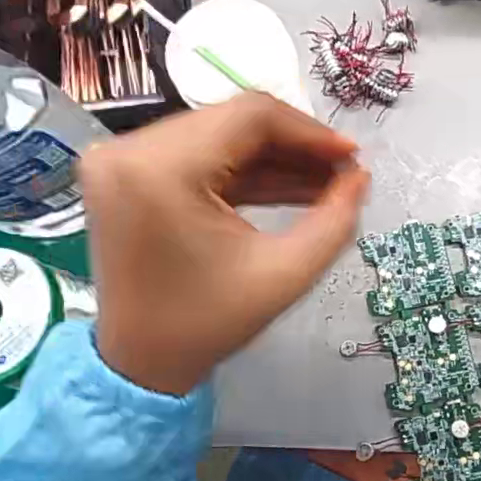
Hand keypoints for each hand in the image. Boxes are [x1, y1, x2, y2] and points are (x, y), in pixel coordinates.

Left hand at [83, 93, 369, 395]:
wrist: (142, 363)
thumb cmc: (208, 325)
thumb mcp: (284, 275)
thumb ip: (333, 221)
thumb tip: (360, 176)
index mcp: (160, 170)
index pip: (249, 116)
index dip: (310, 132)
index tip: (350, 156)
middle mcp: (128, 149)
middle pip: (231, 122)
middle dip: (294, 147)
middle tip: (340, 172)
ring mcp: (121, 160)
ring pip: (217, 137)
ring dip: (273, 159)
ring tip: (322, 183)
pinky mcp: (126, 174)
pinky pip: (196, 157)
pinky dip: (242, 172)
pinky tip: (287, 187)